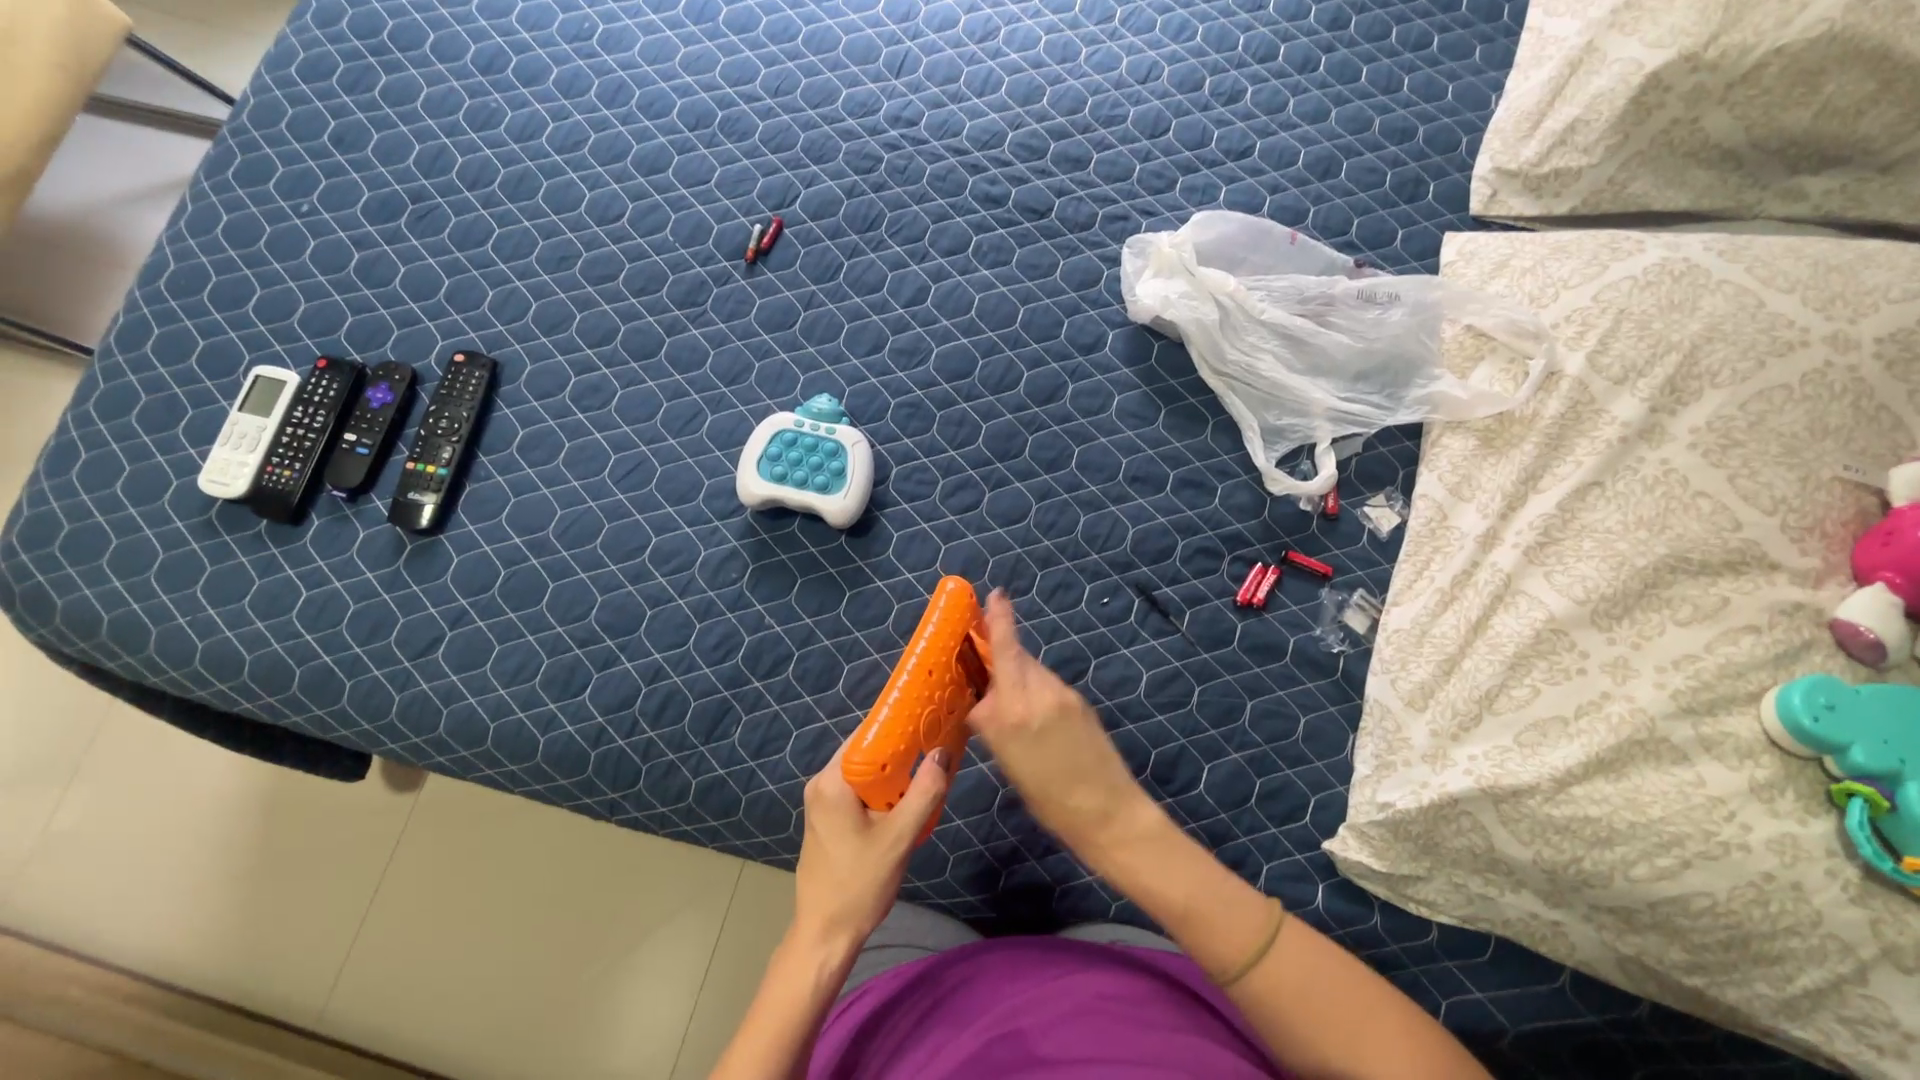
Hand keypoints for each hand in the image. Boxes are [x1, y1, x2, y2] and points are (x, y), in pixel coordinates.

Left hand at [792, 742, 950, 952]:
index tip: (929, 723)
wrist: (826, 933)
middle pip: (866, 754)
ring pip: (863, 775)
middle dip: (901, 753)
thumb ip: (924, 792)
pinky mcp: (826, 821)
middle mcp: (820, 785)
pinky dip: (881, 794)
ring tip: (928, 775)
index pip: (866, 736)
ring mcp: (820, 804)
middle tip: (936, 751)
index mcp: (831, 781)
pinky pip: (857, 793)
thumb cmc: (860, 883)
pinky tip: (906, 804)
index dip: (899, 727)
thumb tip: (942, 752)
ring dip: (893, 777)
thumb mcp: (900, 837)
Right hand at [968, 589, 1161, 859]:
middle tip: (985, 660)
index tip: (997, 594)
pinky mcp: (1081, 704)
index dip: (999, 621)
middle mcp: (1037, 695)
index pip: (1003, 653)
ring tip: (1014, 707)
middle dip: (1001, 653)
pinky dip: (1038, 693)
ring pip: (1034, 672)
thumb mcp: (1010, 764)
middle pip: (1016, 657)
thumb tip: (986, 703)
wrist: (1107, 812)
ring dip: (1020, 677)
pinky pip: (1050, 687)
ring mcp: (1063, 696)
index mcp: (1012, 714)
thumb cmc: (1050, 801)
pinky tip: (1039, 720)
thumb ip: (996, 725)